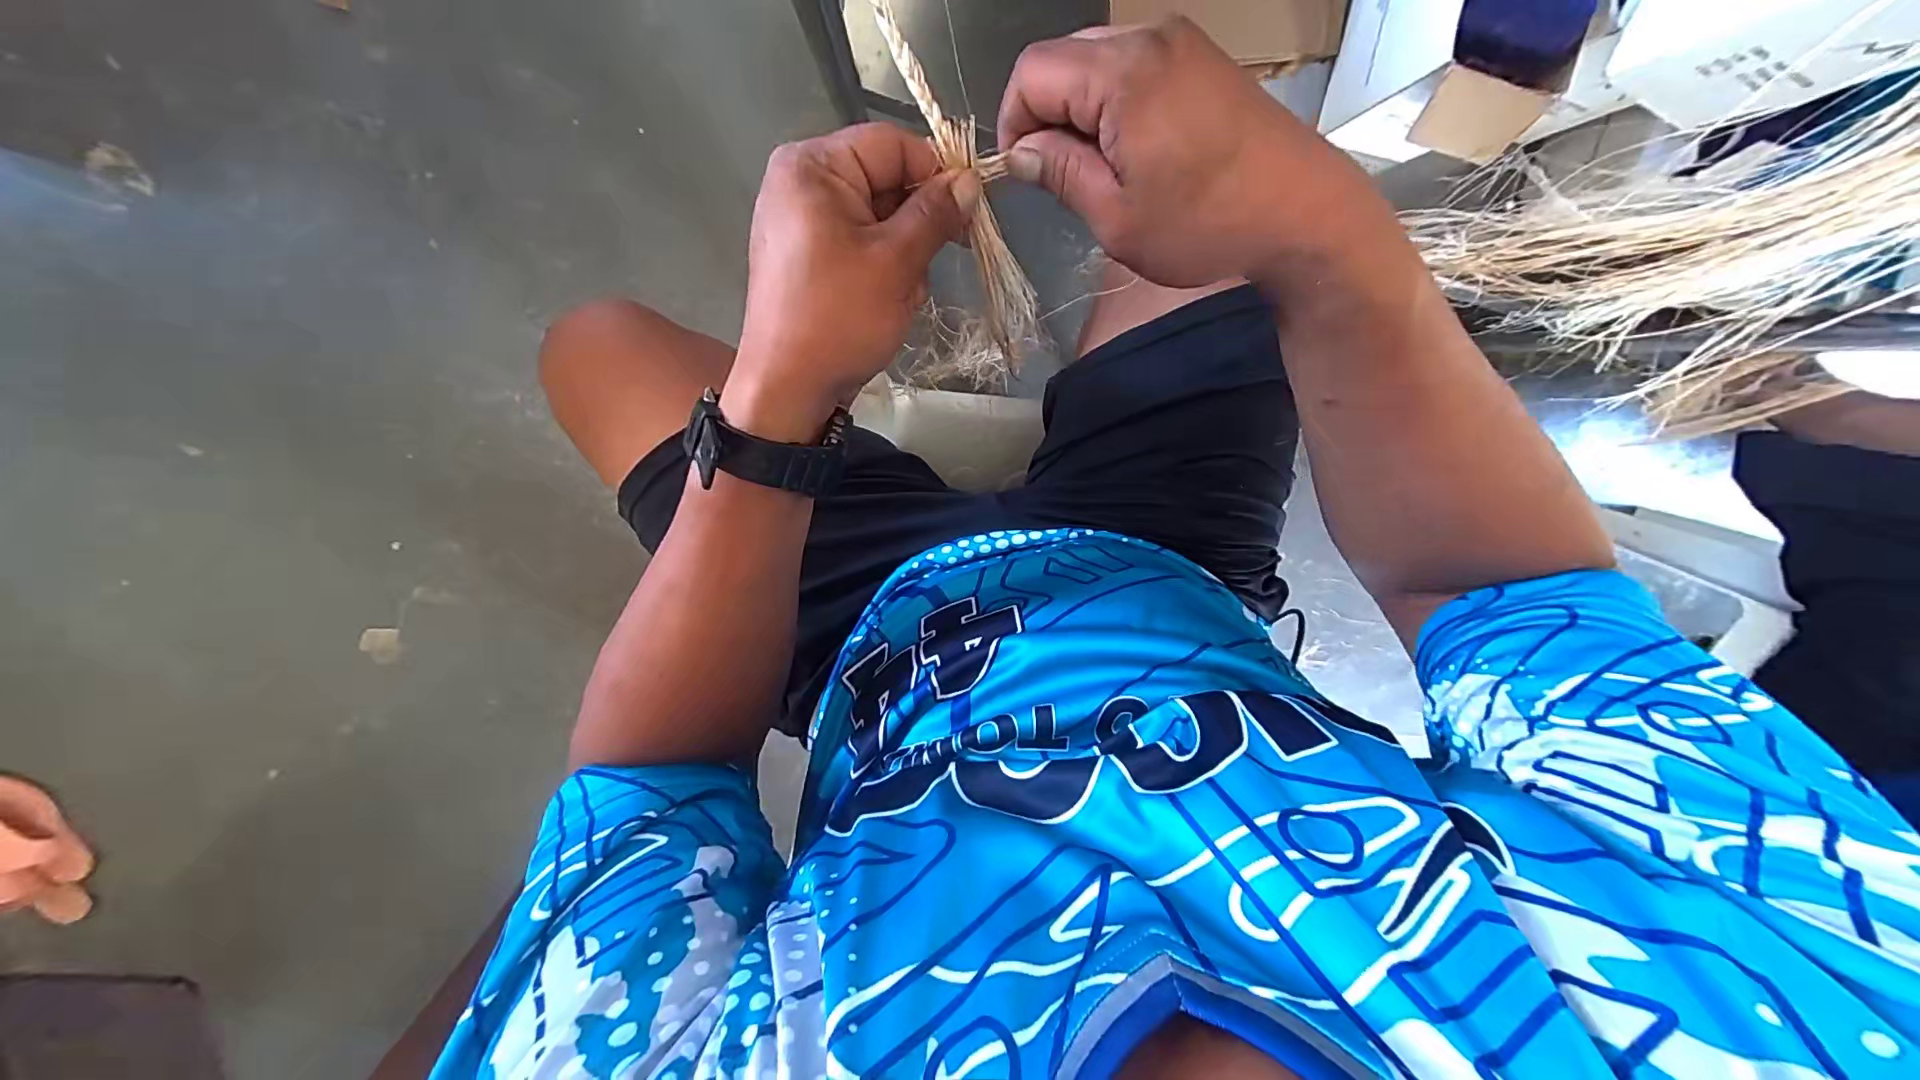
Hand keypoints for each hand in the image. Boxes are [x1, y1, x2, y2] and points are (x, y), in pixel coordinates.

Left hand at [727, 124, 979, 441]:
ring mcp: (802, 225)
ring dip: (904, 258)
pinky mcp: (809, 260)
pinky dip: (882, 273)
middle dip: (916, 227)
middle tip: (928, 267)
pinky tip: (884, 306)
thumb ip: (935, 214)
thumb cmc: (838, 320)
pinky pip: (861, 248)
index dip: (937, 175)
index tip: (969, 214)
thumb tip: (969, 181)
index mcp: (812, 167)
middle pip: (886, 183)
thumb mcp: (896, 263)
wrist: (789, 389)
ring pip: (879, 221)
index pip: (893, 145)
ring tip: (898, 297)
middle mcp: (801, 184)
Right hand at [998, 18, 1394, 288]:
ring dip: (1080, 111)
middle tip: (1060, 176)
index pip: (1032, 72)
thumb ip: (1062, 174)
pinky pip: (1135, 67)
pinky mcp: (1203, 61)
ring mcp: (1183, 44)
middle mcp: (1151, 38)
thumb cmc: (1205, 227)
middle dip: (1046, 115)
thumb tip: (1022, 153)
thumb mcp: (1117, 217)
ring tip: (1099, 169)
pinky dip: (1114, 104)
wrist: (1303, 216)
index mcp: (1123, 74)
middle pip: (1063, 58)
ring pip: (1098, 61)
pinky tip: (1131, 151)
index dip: (1013, 123)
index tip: (1024, 173)